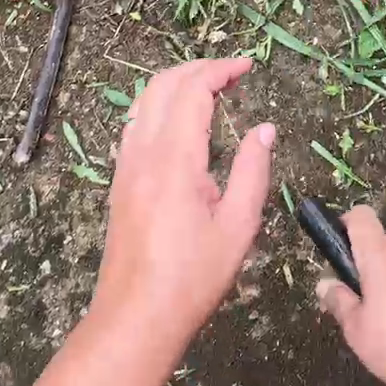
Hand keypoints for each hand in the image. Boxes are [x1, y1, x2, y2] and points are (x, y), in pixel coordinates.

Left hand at [90, 56, 274, 342]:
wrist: (134, 320)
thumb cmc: (192, 277)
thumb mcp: (238, 226)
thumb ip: (252, 171)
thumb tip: (265, 129)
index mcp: (175, 160)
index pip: (193, 91)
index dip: (221, 69)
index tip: (248, 66)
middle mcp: (144, 153)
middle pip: (164, 85)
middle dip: (199, 68)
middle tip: (233, 72)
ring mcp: (126, 166)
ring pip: (144, 101)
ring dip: (177, 83)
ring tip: (211, 88)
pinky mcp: (120, 181)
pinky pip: (135, 123)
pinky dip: (160, 104)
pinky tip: (181, 120)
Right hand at [316, 205, 385, 385]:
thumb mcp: (356, 328)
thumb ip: (339, 301)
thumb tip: (325, 284)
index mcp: (379, 254)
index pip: (360, 216)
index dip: (344, 224)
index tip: (335, 250)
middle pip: (375, 243)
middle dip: (359, 264)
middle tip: (349, 299)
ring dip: (379, 279)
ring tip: (372, 317)